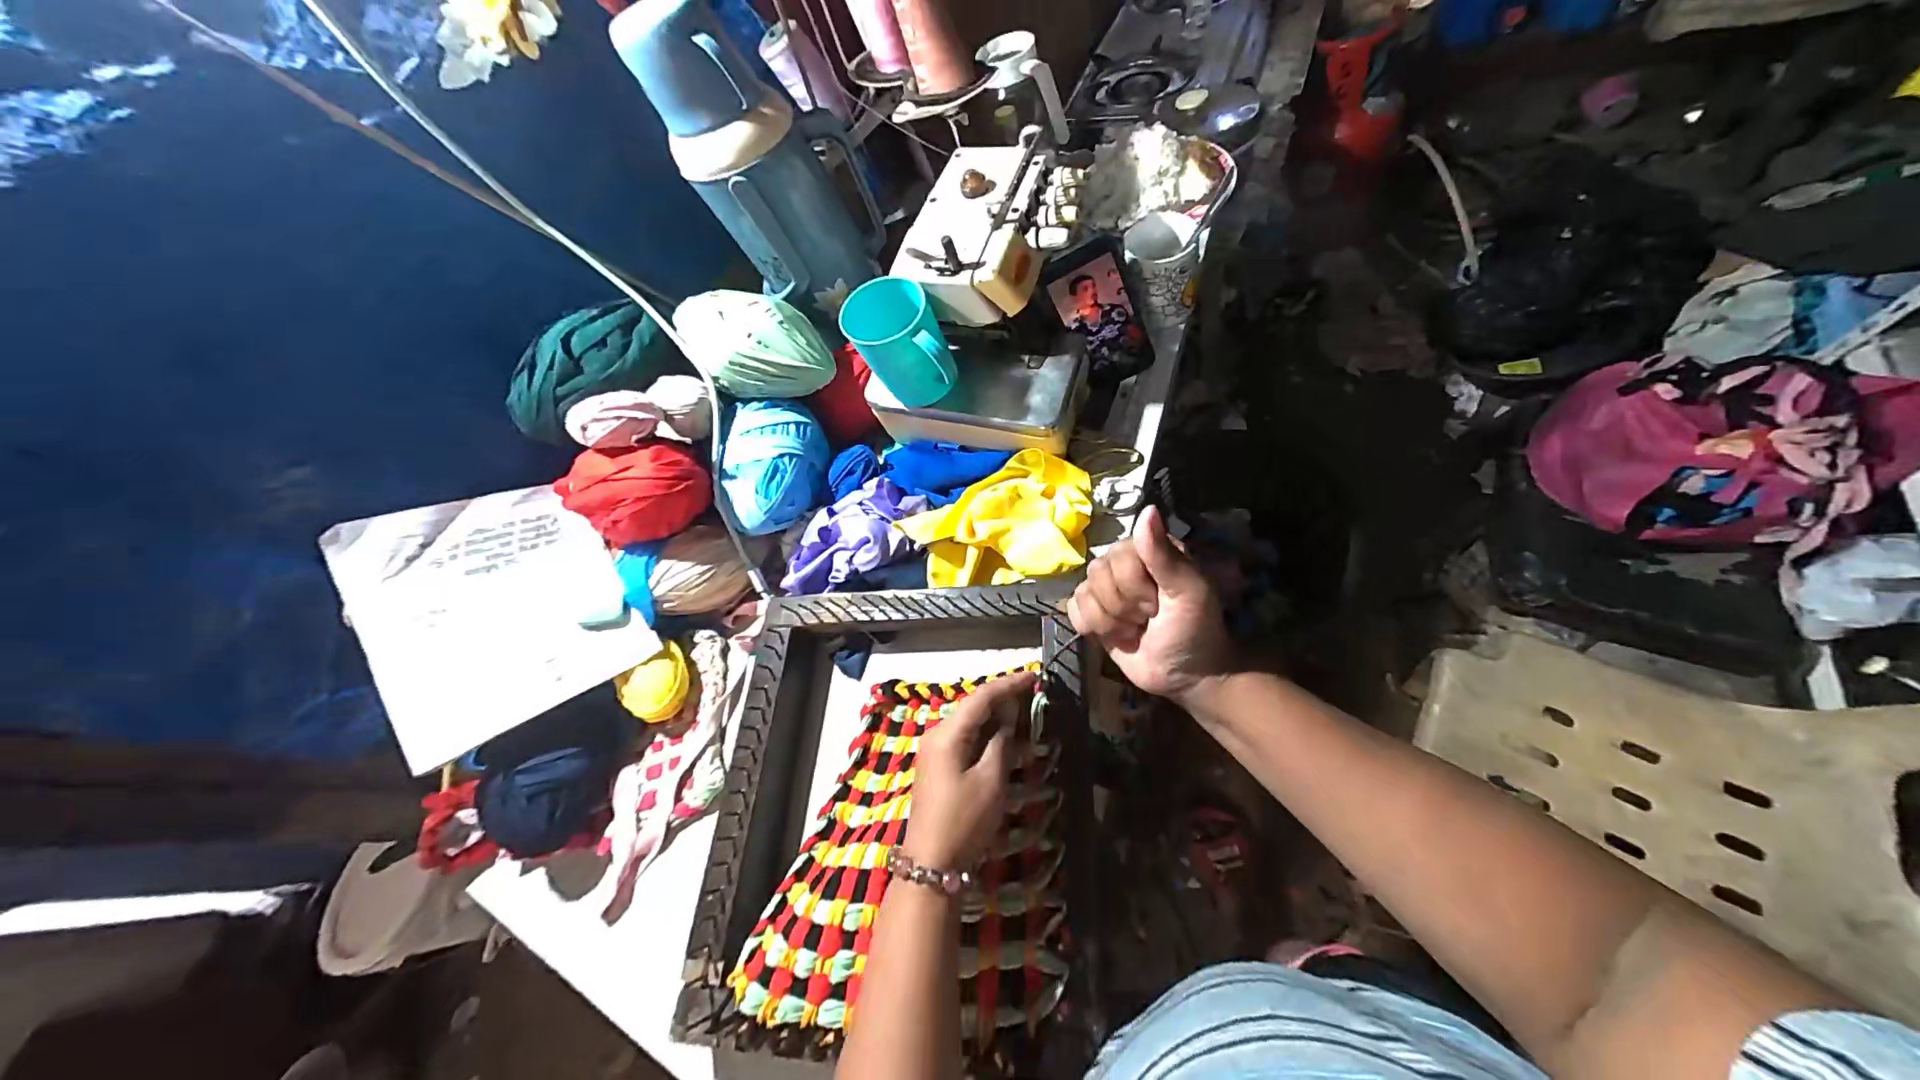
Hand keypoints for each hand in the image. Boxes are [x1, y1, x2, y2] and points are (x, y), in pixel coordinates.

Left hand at [904, 672, 1034, 868]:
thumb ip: (1001, 744)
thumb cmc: (964, 820)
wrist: (932, 863)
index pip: (982, 697)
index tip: (1035, 675)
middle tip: (1035, 696)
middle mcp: (937, 735)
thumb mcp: (991, 781)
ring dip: (998, 720)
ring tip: (1027, 717)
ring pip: (971, 724)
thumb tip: (1008, 721)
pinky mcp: (939, 767)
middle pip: (974, 707)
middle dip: (1004, 700)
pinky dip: (987, 737)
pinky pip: (966, 740)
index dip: (1009, 684)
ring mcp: (935, 752)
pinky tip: (1008, 742)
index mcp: (947, 734)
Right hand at [1067, 505, 1233, 704]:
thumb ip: (1164, 555)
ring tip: (1136, 628)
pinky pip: (1072, 608)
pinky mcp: (1093, 611)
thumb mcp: (1190, 593)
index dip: (1136, 587)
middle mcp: (1125, 562)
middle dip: (1124, 606)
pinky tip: (1116, 634)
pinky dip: (1092, 626)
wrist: (1186, 676)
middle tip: (1150, 618)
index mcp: (1150, 549)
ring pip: (1084, 592)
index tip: (1160, 604)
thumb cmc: (1195, 631)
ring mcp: (1106, 587)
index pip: (1119, 557)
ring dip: (1111, 620)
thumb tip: (1148, 509)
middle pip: (1098, 574)